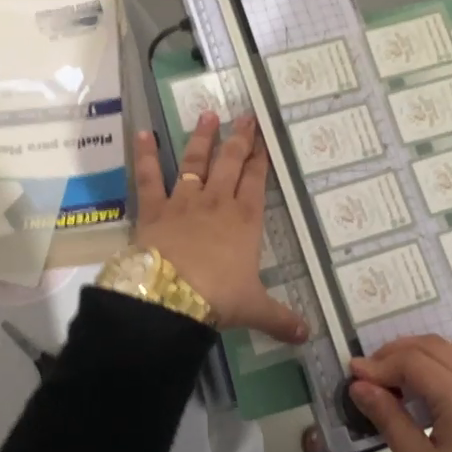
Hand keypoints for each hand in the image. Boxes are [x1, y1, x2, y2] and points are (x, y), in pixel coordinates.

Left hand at [133, 113, 306, 341]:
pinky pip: (148, 178)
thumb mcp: (255, 309)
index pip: (256, 181)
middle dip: (239, 138)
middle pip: (230, 164)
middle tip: (245, 115)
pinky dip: (146, 155)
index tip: (264, 136)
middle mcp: (216, 203)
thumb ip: (280, 319)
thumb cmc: (218, 298)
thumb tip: (306, 336)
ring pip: (194, 162)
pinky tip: (144, 132)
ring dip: (201, 138)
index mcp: (245, 221)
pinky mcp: (153, 210)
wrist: (170, 298)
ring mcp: (183, 202)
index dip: (261, 158)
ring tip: (207, 114)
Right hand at [349, 335, 451, 451]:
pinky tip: (435, 378)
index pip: (412, 362)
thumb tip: (359, 386)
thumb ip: (388, 417)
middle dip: (396, 353)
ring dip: (424, 351)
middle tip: (370, 374)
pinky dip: (450, 357)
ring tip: (402, 374)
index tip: (354, 375)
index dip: (379, 365)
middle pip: (432, 346)